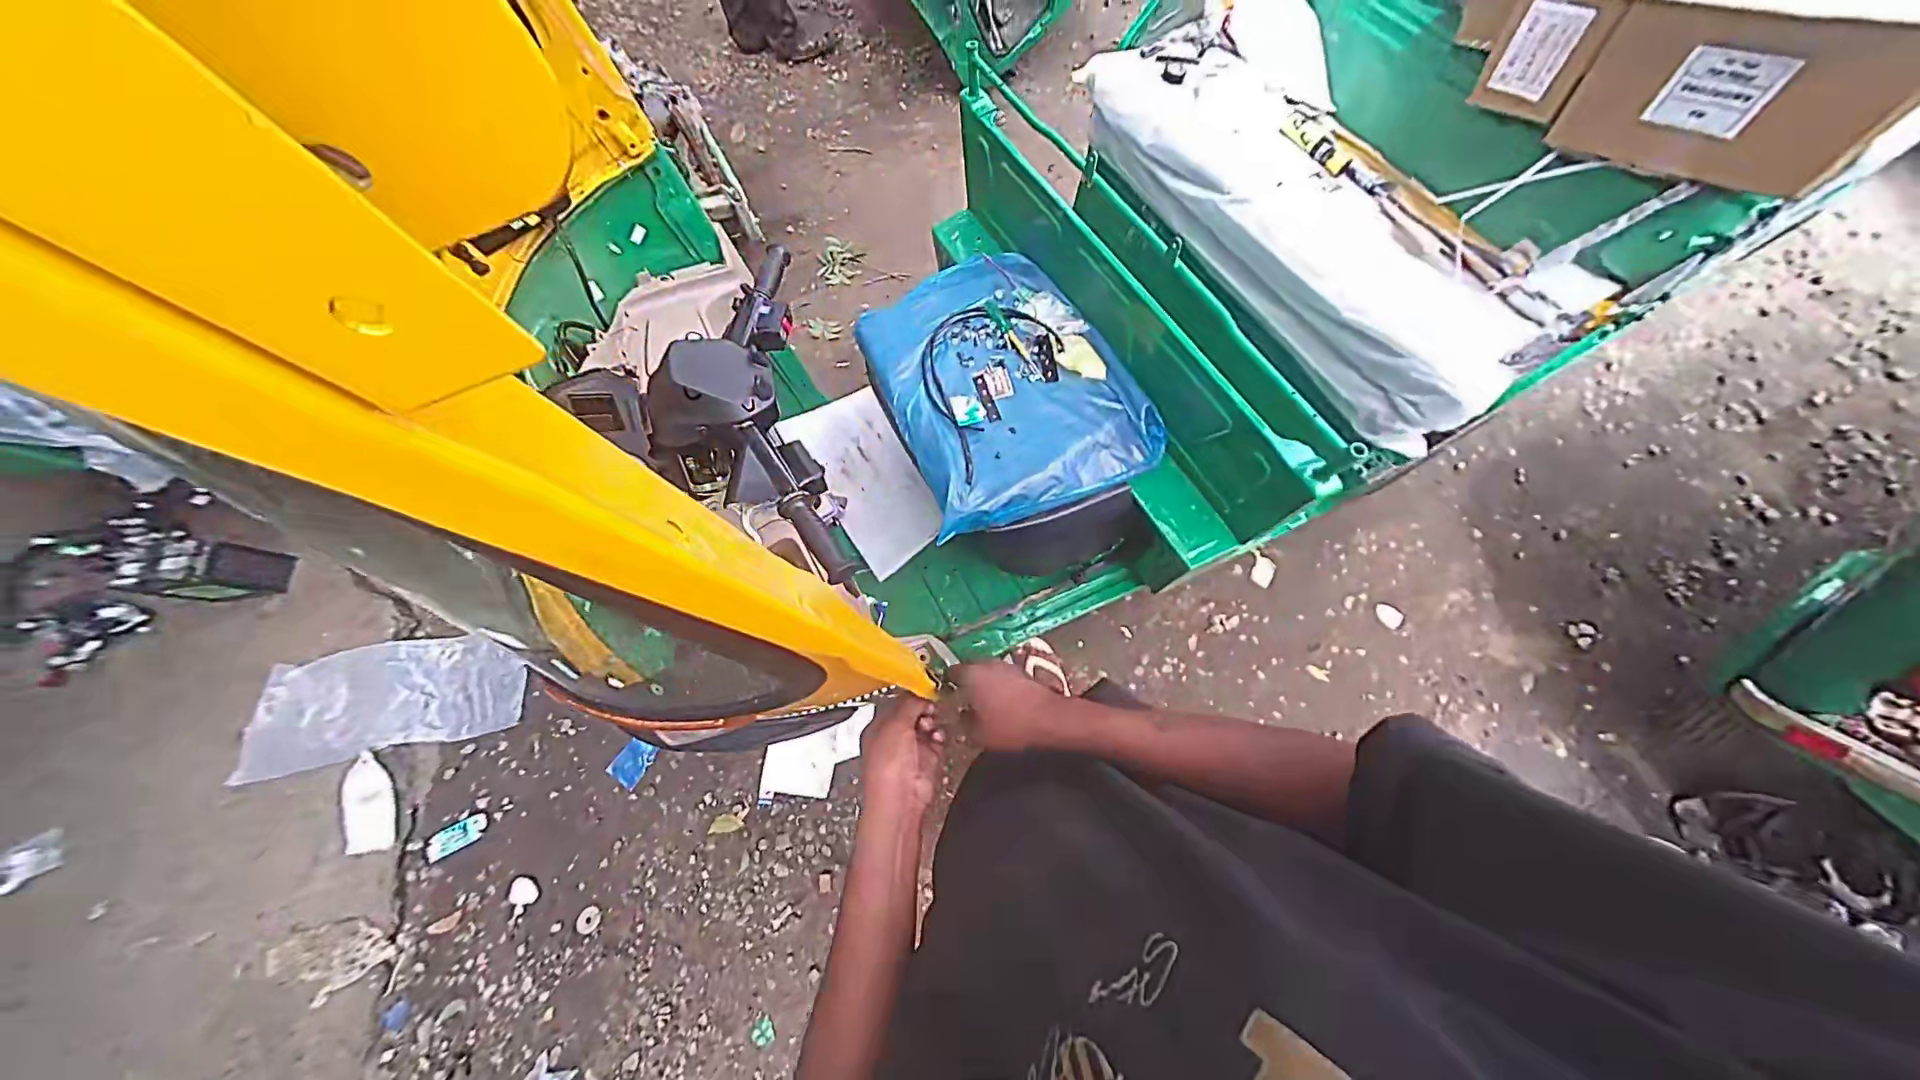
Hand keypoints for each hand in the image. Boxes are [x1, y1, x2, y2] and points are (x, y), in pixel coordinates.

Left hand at [859, 694, 943, 815]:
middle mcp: (895, 737)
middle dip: (924, 708)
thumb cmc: (887, 768)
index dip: (911, 695)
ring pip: (927, 724)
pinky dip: (940, 735)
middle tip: (931, 704)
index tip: (925, 687)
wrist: (901, 799)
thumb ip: (909, 706)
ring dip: (932, 721)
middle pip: (914, 713)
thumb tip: (920, 694)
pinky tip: (938, 735)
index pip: (897, 704)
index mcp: (879, 727)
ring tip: (932, 723)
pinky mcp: (927, 759)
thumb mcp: (896, 726)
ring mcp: (911, 748)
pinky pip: (938, 739)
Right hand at [951, 663, 1066, 750]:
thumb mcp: (978, 733)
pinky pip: (1004, 677)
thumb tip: (960, 716)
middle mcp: (988, 664)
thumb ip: (963, 722)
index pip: (951, 672)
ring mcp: (1007, 666)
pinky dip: (1000, 686)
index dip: (946, 683)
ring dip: (984, 683)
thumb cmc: (1010, 726)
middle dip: (966, 683)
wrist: (1050, 720)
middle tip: (963, 700)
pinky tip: (1002, 703)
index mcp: (971, 674)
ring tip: (983, 703)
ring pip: (988, 672)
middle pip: (970, 669)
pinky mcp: (1023, 672)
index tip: (946, 694)